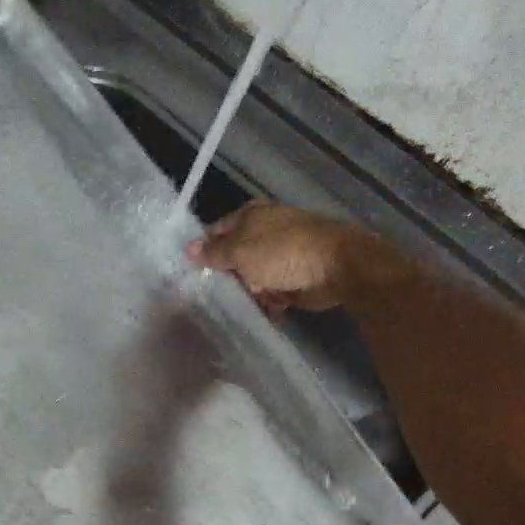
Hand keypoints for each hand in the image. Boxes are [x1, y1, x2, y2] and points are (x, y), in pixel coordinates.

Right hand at [184, 202, 398, 312]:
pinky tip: (267, 308)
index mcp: (251, 216)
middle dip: (227, 277)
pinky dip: (268, 301)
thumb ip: (213, 252)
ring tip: (246, 302)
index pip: (216, 232)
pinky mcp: (293, 277)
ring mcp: (280, 255)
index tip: (191, 273)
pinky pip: (271, 291)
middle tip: (215, 294)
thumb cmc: (282, 252)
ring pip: (251, 277)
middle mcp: (264, 232)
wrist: (336, 267)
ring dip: (248, 292)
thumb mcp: (240, 251)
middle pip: (233, 258)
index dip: (203, 251)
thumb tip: (188, 248)